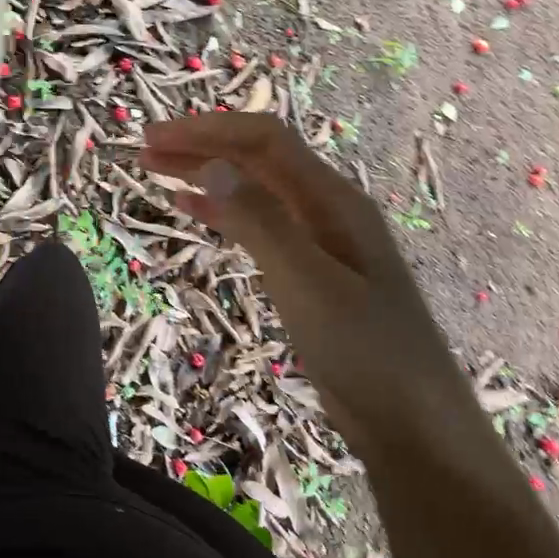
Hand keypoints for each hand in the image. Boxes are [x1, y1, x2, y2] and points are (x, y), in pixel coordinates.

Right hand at [138, 115, 478, 456]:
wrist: (415, 427)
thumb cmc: (366, 353)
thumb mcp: (307, 284)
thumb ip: (260, 221)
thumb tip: (211, 164)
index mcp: (333, 201)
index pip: (264, 140)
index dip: (207, 130)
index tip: (153, 136)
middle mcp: (326, 209)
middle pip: (255, 158)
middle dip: (199, 146)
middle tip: (143, 150)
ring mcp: (318, 240)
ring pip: (252, 188)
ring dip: (204, 172)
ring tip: (155, 170)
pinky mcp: (307, 271)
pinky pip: (255, 222)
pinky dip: (218, 209)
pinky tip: (188, 209)